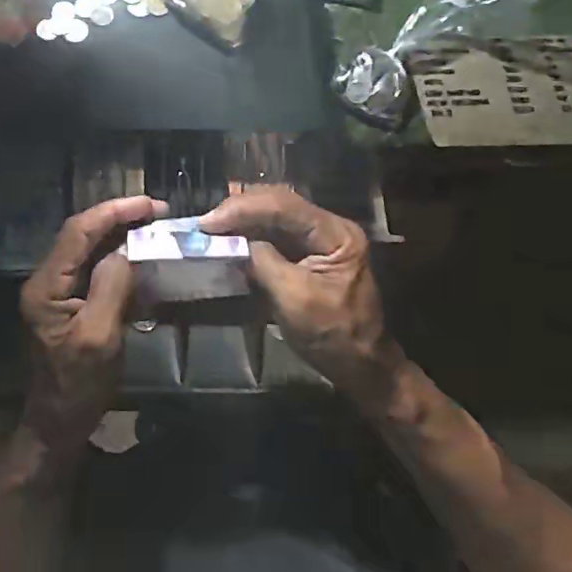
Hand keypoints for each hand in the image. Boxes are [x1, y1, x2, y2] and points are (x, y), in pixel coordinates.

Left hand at [18, 195, 166, 449]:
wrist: (58, 426)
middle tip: (158, 212)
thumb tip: (128, 248)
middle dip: (119, 218)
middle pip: (82, 235)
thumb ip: (112, 287)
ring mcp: (58, 291)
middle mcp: (48, 279)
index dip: (113, 212)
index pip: (78, 231)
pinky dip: (120, 259)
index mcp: (46, 284)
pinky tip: (143, 257)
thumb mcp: (99, 337)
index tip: (149, 204)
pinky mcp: (71, 303)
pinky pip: (96, 270)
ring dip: (121, 236)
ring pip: (90, 249)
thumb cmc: (78, 386)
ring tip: (155, 227)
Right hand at [202, 186, 415, 418]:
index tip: (208, 223)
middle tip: (206, 222)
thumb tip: (231, 240)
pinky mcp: (310, 251)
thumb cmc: (334, 337)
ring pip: (275, 213)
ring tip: (213, 225)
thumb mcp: (294, 300)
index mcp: (336, 234)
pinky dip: (251, 231)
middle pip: (279, 202)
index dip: (242, 210)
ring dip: (243, 217)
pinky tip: (230, 234)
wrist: (364, 368)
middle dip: (240, 208)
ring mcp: (321, 237)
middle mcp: (330, 226)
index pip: (283, 206)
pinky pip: (276, 231)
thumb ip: (263, 261)